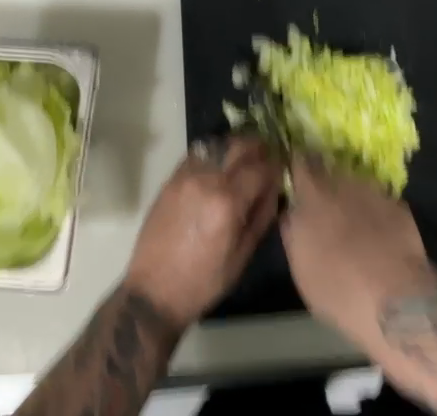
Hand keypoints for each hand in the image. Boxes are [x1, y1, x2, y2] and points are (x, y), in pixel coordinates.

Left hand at [125, 135, 281, 330]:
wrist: (155, 290)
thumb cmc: (204, 281)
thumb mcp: (242, 256)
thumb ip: (262, 216)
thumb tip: (274, 189)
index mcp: (227, 203)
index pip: (261, 169)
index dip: (275, 167)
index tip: (281, 170)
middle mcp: (206, 181)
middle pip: (238, 146)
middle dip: (257, 147)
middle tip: (266, 157)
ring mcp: (185, 177)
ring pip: (216, 145)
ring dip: (234, 148)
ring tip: (242, 160)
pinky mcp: (170, 180)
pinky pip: (196, 154)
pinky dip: (212, 154)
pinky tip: (218, 167)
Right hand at [281, 154, 434, 345]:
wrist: (395, 301)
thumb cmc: (338, 289)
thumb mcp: (300, 266)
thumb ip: (293, 231)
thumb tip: (292, 212)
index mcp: (313, 196)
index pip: (300, 162)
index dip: (298, 167)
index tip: (296, 175)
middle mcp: (344, 184)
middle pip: (330, 170)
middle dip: (325, 181)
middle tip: (324, 203)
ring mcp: (375, 192)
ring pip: (356, 184)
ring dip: (351, 195)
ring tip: (352, 219)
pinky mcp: (400, 206)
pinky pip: (380, 200)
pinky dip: (375, 211)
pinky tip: (378, 233)